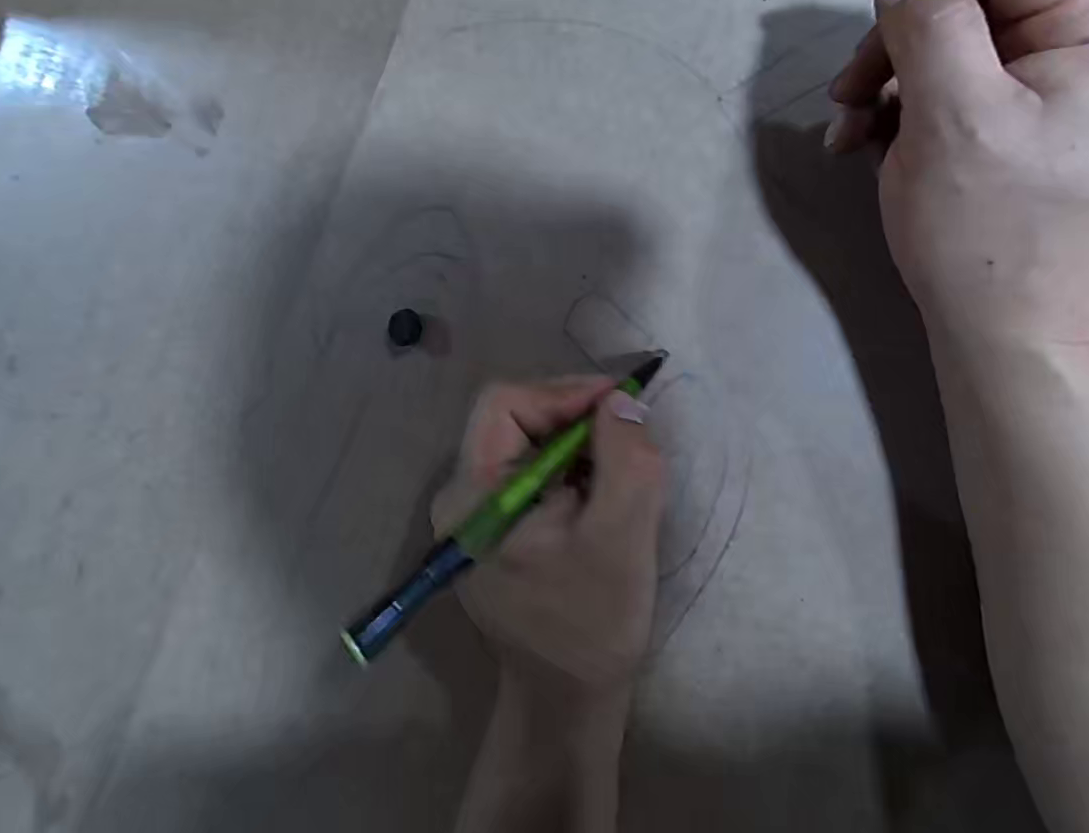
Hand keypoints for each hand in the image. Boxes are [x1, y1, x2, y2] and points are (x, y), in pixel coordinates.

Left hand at [432, 377, 664, 701]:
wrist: (566, 698)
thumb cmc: (591, 623)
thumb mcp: (621, 536)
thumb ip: (627, 460)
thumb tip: (622, 400)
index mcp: (472, 495)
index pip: (504, 404)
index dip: (563, 392)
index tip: (619, 403)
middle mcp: (461, 495)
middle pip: (515, 418)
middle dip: (575, 416)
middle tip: (626, 431)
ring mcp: (476, 511)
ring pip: (529, 441)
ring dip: (579, 441)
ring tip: (620, 465)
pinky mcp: (497, 523)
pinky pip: (534, 469)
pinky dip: (573, 465)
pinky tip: (602, 489)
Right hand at [825, 0, 1088, 345]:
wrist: (997, 327)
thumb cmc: (985, 228)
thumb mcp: (955, 119)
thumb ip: (932, 29)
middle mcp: (1088, 59)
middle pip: (979, 5)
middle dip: (899, 39)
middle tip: (844, 88)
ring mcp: (1045, 101)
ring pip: (952, 51)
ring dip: (885, 80)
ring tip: (843, 127)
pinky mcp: (1006, 134)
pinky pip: (946, 94)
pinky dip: (895, 111)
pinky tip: (859, 144)